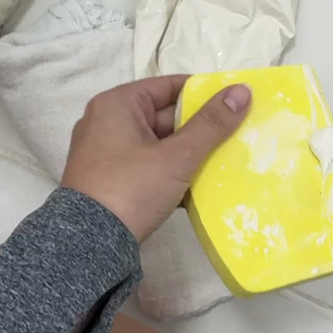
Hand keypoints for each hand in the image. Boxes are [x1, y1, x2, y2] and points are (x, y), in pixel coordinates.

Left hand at [61, 75, 250, 240]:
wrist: (90, 246)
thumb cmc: (132, 188)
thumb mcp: (177, 156)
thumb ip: (211, 124)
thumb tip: (243, 90)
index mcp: (117, 104)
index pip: (169, 86)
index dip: (204, 94)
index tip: (234, 105)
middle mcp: (106, 121)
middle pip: (165, 116)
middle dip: (199, 129)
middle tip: (237, 136)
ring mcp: (105, 152)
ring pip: (159, 143)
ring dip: (188, 153)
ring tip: (225, 160)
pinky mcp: (109, 179)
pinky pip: (148, 165)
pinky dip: (171, 171)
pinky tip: (199, 185)